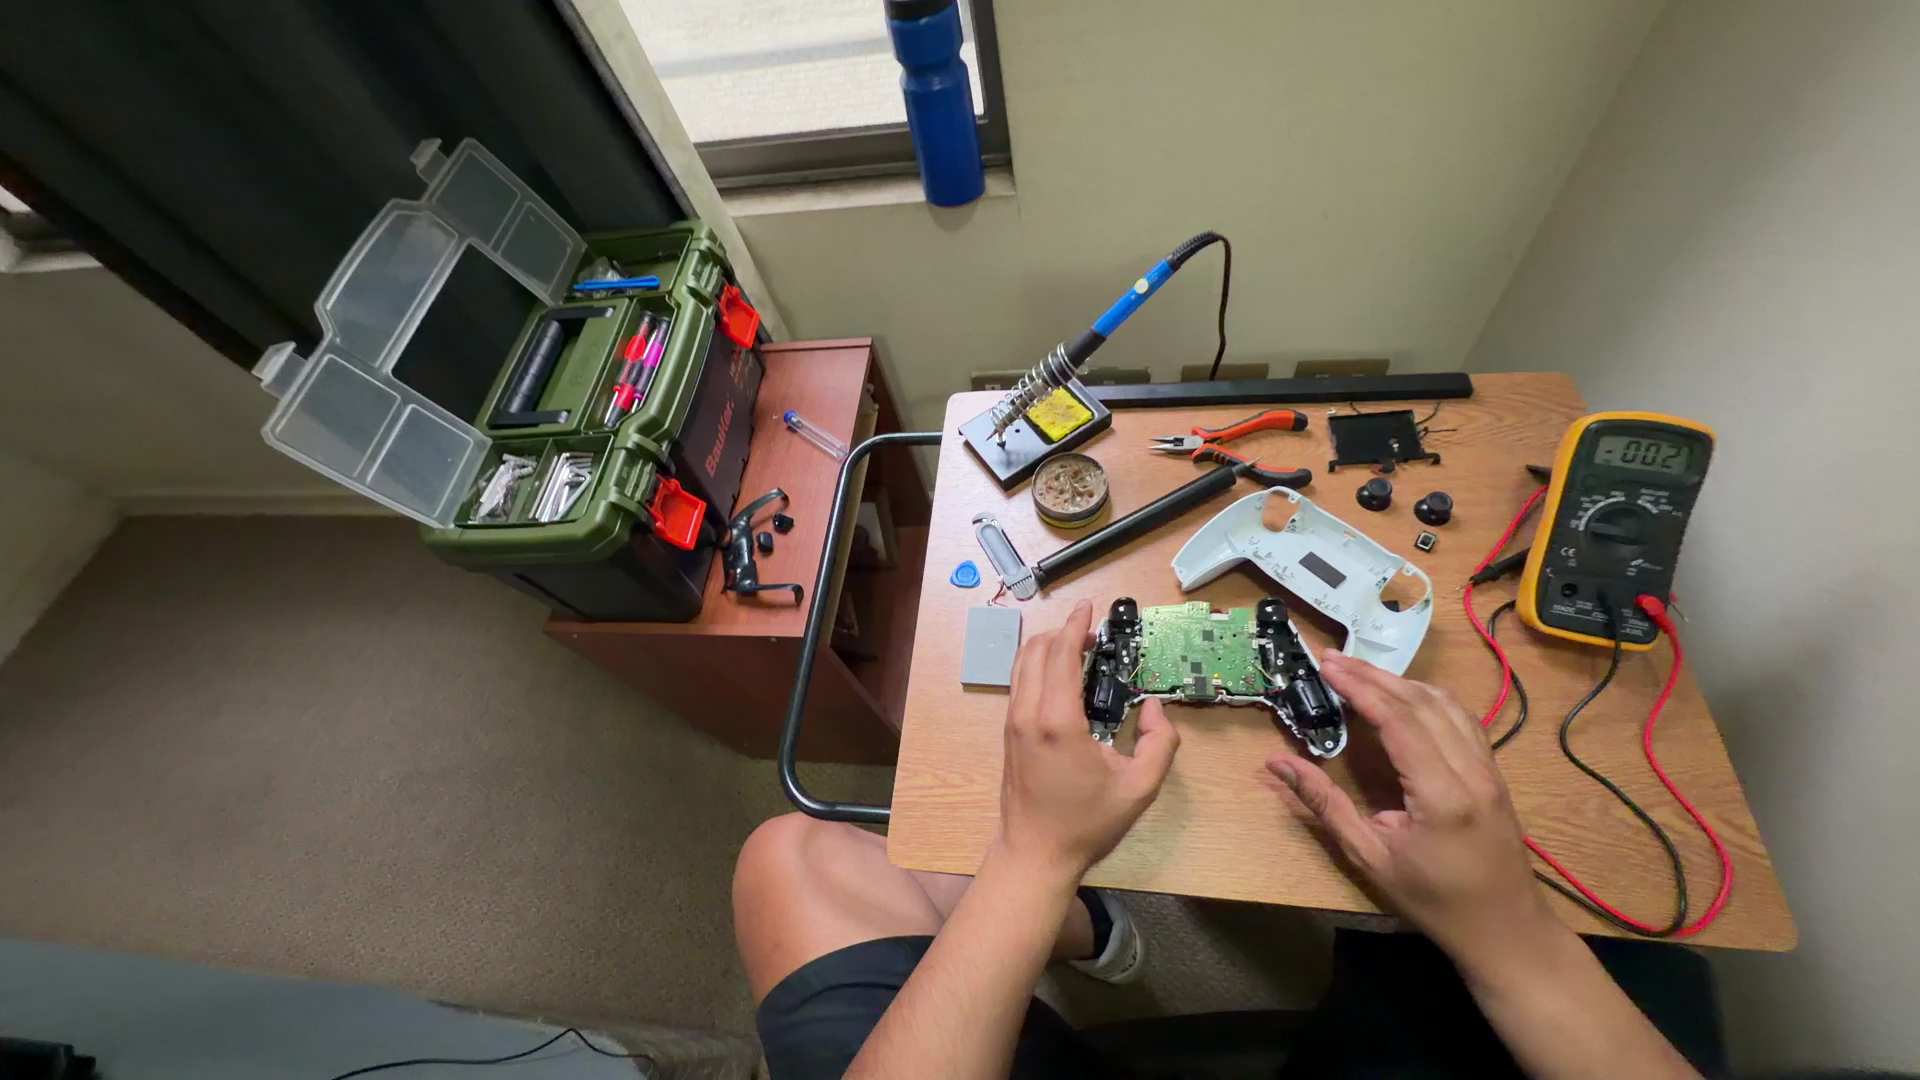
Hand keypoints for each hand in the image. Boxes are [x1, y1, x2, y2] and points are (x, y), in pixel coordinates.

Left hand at [997, 600, 1180, 878]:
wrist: (1035, 853)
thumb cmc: (1087, 823)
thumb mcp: (1140, 788)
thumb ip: (1159, 743)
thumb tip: (1153, 708)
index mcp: (1057, 720)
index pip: (1061, 654)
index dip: (1075, 625)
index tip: (1088, 606)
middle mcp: (1028, 712)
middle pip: (1036, 649)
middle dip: (1062, 630)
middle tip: (1091, 629)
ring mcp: (1012, 721)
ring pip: (1021, 662)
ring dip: (1046, 645)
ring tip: (1077, 645)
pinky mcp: (1008, 731)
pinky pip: (1019, 682)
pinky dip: (1037, 664)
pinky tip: (1059, 672)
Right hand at [1267, 651, 1561, 972]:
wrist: (1506, 932)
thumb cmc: (1433, 899)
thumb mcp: (1368, 856)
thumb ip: (1323, 802)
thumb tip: (1276, 762)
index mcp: (1441, 795)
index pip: (1398, 720)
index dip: (1359, 687)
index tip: (1325, 665)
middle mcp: (1472, 772)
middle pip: (1421, 702)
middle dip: (1372, 674)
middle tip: (1331, 657)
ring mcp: (1490, 770)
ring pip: (1445, 703)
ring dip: (1400, 680)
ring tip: (1359, 670)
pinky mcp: (1494, 772)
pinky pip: (1461, 717)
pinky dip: (1426, 696)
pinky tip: (1401, 694)